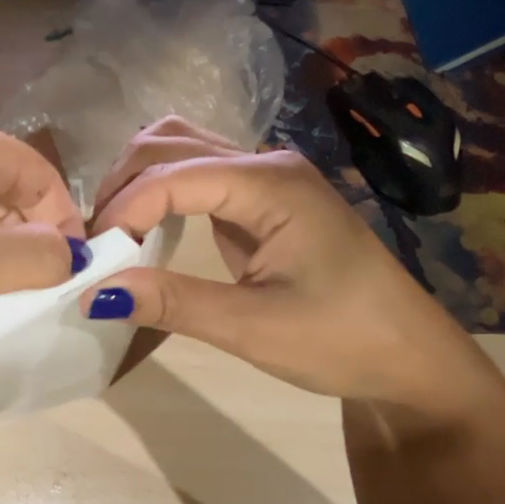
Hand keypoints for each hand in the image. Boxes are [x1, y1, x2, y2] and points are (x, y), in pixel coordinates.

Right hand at [78, 117, 498, 414]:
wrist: (411, 360)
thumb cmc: (343, 342)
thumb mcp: (252, 329)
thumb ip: (171, 302)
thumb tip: (93, 293)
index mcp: (271, 184)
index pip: (171, 174)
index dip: (123, 209)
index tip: (93, 257)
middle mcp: (265, 164)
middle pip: (168, 144)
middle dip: (121, 186)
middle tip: (95, 243)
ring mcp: (264, 176)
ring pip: (178, 147)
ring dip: (136, 180)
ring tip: (113, 231)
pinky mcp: (259, 197)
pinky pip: (194, 172)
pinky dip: (157, 189)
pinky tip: (143, 226)